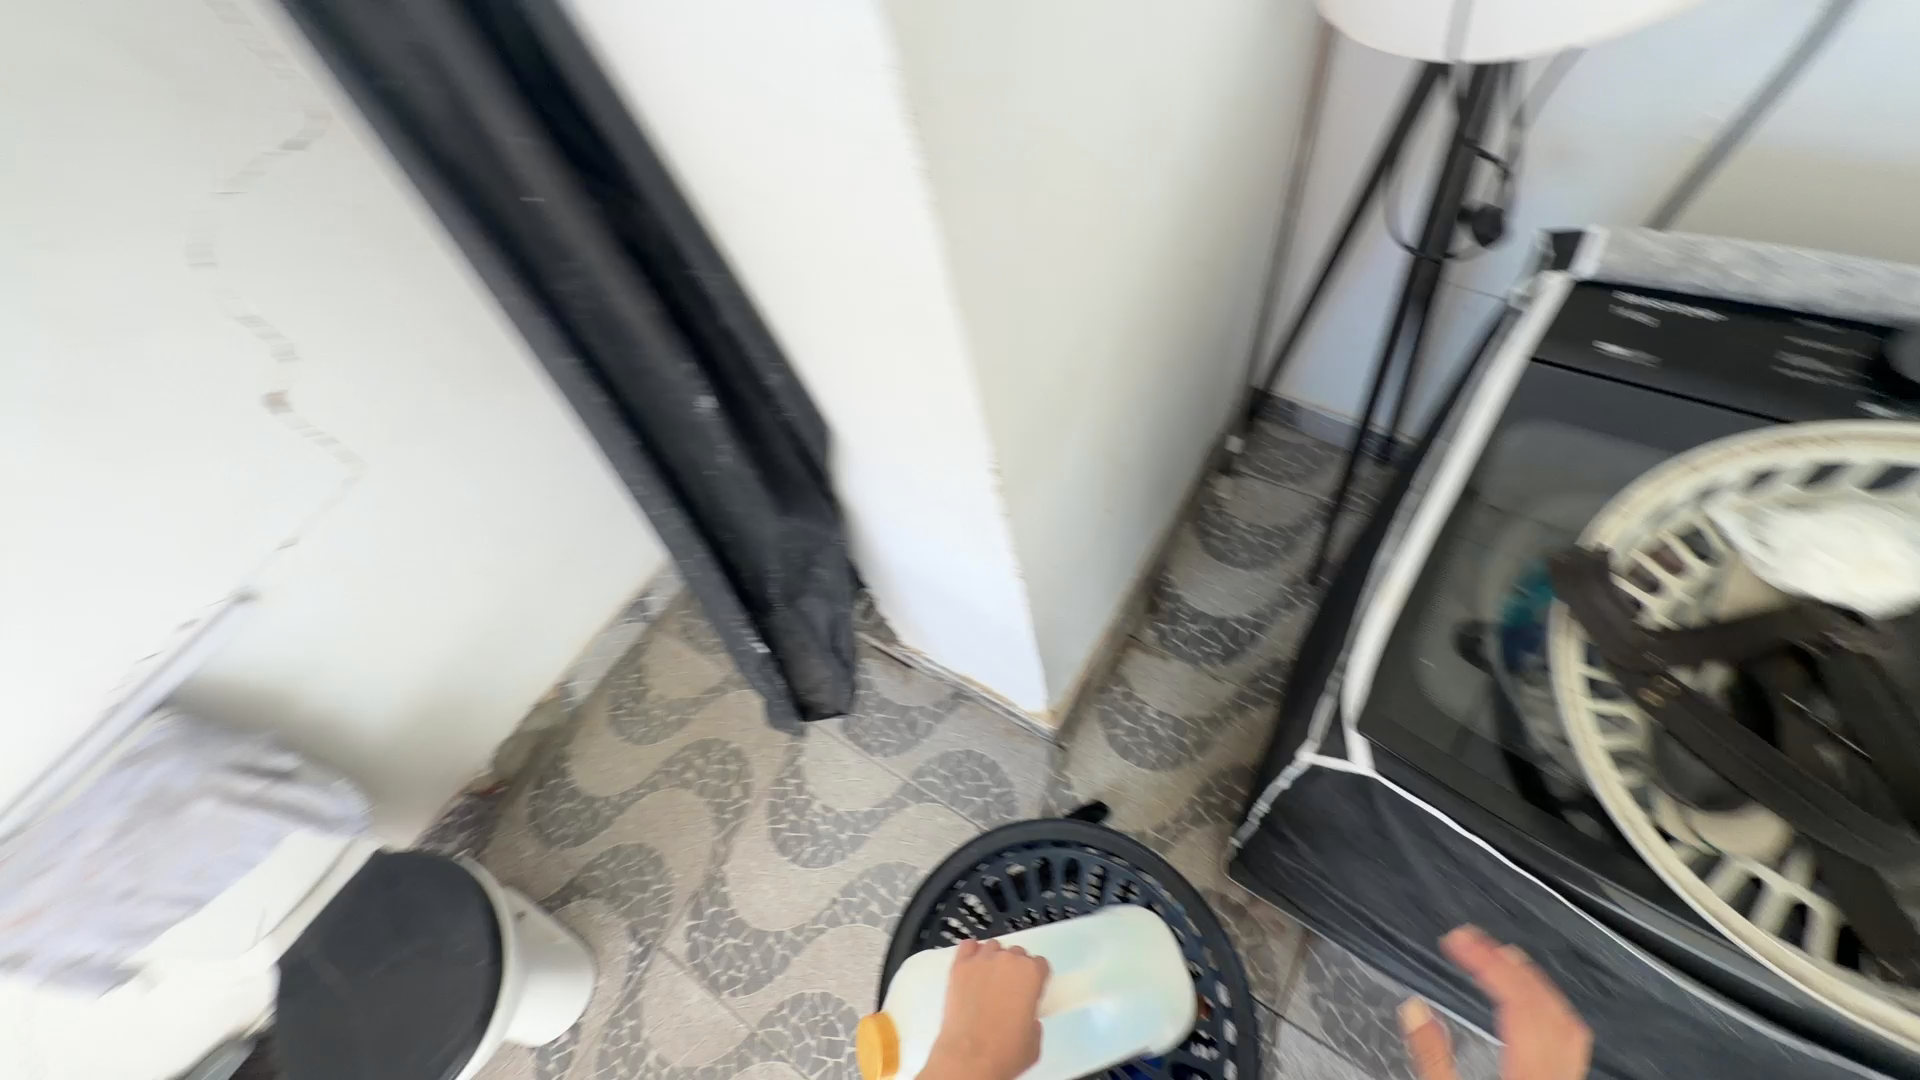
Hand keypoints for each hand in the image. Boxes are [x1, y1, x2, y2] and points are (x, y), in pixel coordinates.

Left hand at [921, 938, 1050, 1079]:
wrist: (969, 1058)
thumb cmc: (1004, 1053)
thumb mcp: (1034, 1043)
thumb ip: (1034, 1021)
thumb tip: (1027, 1018)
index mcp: (1031, 974)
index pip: (1041, 963)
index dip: (1037, 978)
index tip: (1032, 991)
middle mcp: (1008, 959)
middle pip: (1017, 953)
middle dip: (1016, 970)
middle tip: (1010, 992)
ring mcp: (982, 959)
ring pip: (993, 947)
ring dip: (994, 960)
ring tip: (989, 982)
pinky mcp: (960, 965)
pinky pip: (968, 946)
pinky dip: (971, 954)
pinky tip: (972, 969)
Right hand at [1399, 925, 1591, 1079]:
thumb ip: (1432, 1058)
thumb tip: (1415, 1009)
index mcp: (1529, 1079)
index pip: (1517, 1006)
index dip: (1487, 964)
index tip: (1455, 940)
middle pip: (1550, 1012)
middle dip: (1511, 967)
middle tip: (1471, 941)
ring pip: (1569, 1028)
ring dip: (1534, 987)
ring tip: (1501, 962)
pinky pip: (1570, 1044)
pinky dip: (1546, 1012)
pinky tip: (1525, 1010)